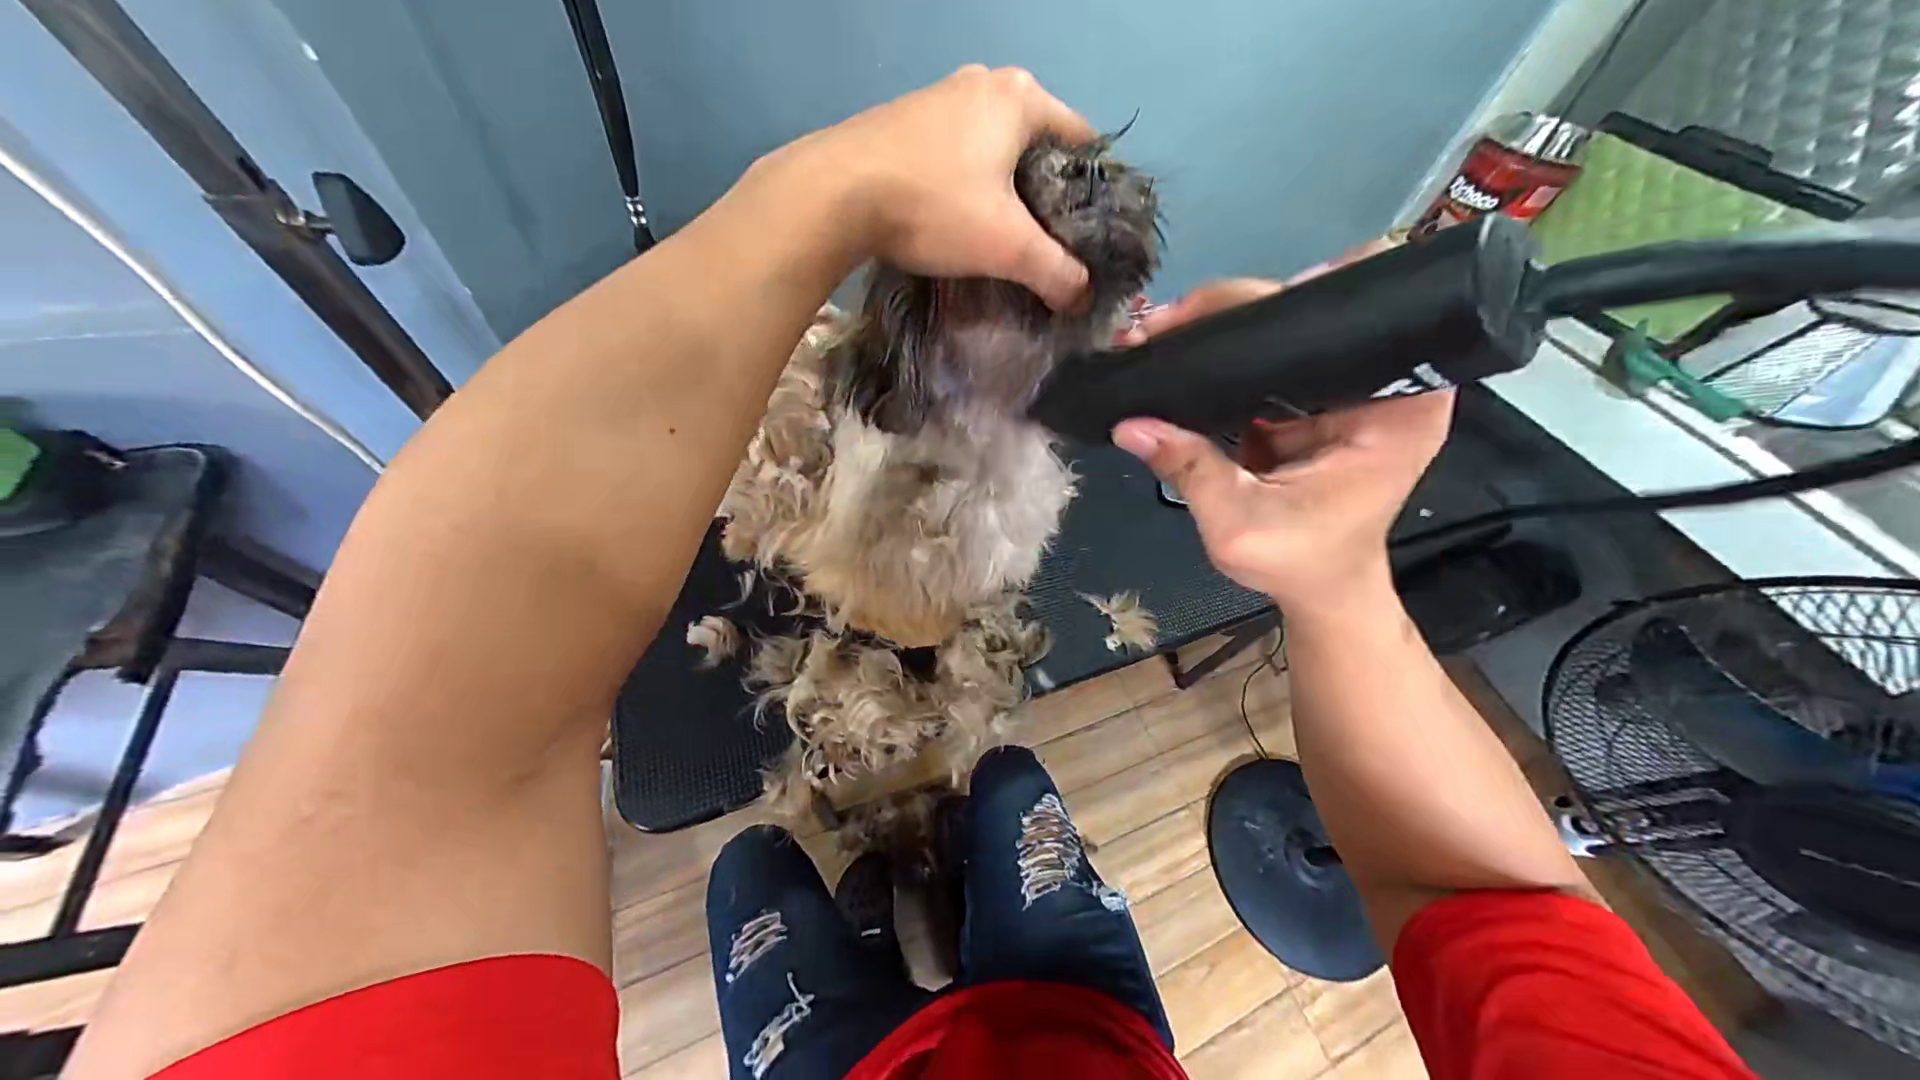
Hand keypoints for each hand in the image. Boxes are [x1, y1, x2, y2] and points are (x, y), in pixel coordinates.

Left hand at [772, 65, 1096, 310]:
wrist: (832, 195)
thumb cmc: (934, 207)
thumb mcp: (1007, 245)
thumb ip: (1056, 271)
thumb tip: (1084, 295)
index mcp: (1021, 97)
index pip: (1084, 142)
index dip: (1092, 193)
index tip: (1087, 237)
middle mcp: (984, 83)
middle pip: (1039, 147)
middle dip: (1047, 197)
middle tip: (1047, 247)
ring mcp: (940, 98)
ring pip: (996, 152)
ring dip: (1005, 194)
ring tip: (1004, 241)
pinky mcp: (906, 122)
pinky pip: (959, 155)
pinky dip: (969, 186)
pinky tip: (960, 221)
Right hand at [1110, 269, 1452, 616]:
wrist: (1318, 589)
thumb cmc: (1298, 565)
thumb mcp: (1239, 524)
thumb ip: (1190, 470)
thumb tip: (1128, 424)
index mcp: (1395, 406)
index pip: (1337, 322)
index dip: (1271, 305)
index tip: (1203, 312)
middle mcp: (1383, 382)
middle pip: (1307, 316)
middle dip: (1233, 312)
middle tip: (1165, 322)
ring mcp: (1346, 387)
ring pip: (1283, 333)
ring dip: (1223, 331)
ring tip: (1165, 332)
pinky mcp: (1313, 398)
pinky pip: (1267, 361)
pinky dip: (1224, 359)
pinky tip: (1182, 353)